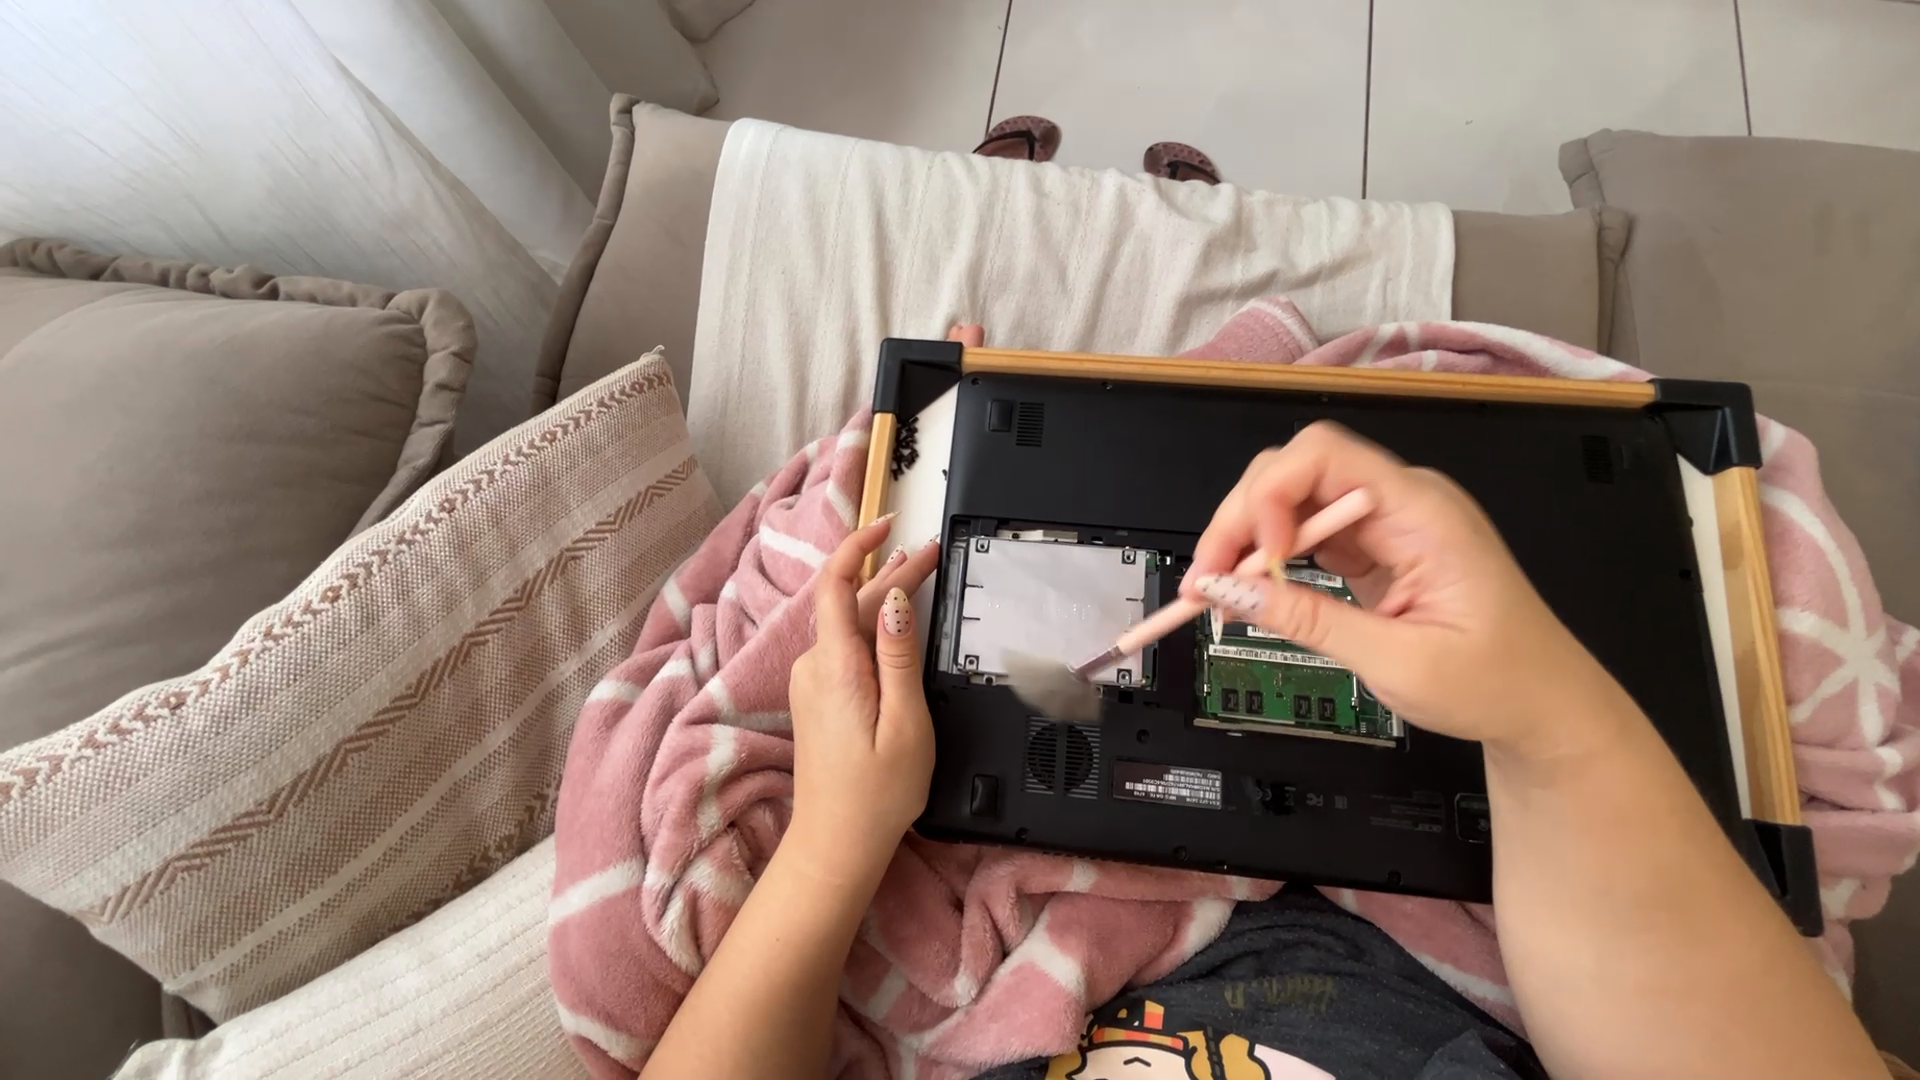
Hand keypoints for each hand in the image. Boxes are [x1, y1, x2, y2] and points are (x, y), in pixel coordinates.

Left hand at [786, 516, 940, 880]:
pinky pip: (845, 645)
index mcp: (837, 667)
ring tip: (918, 573)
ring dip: (881, 597)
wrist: (836, 842)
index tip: (887, 526)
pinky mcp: (818, 694)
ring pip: (849, 623)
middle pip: (850, 602)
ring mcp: (812, 680)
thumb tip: (894, 600)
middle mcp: (815, 666)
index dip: (858, 547)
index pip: (835, 585)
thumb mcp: (904, 721)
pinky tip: (892, 620)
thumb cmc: (877, 791)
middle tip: (932, 555)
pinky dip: (871, 624)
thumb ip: (898, 656)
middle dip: (890, 574)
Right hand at [1183, 422, 1635, 758]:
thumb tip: (1226, 592)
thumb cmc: (1494, 685)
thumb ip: (1306, 620)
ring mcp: (1380, 522)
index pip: (1324, 455)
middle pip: (1292, 474)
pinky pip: (1298, 534)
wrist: (1544, 708)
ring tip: (1214, 591)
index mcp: (1423, 511)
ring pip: (1286, 502)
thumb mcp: (1397, 661)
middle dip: (1239, 522)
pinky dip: (1263, 561)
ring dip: (1242, 541)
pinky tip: (1246, 590)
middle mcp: (1397, 501)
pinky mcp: (1367, 546)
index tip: (1249, 558)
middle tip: (1206, 583)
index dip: (1271, 493)